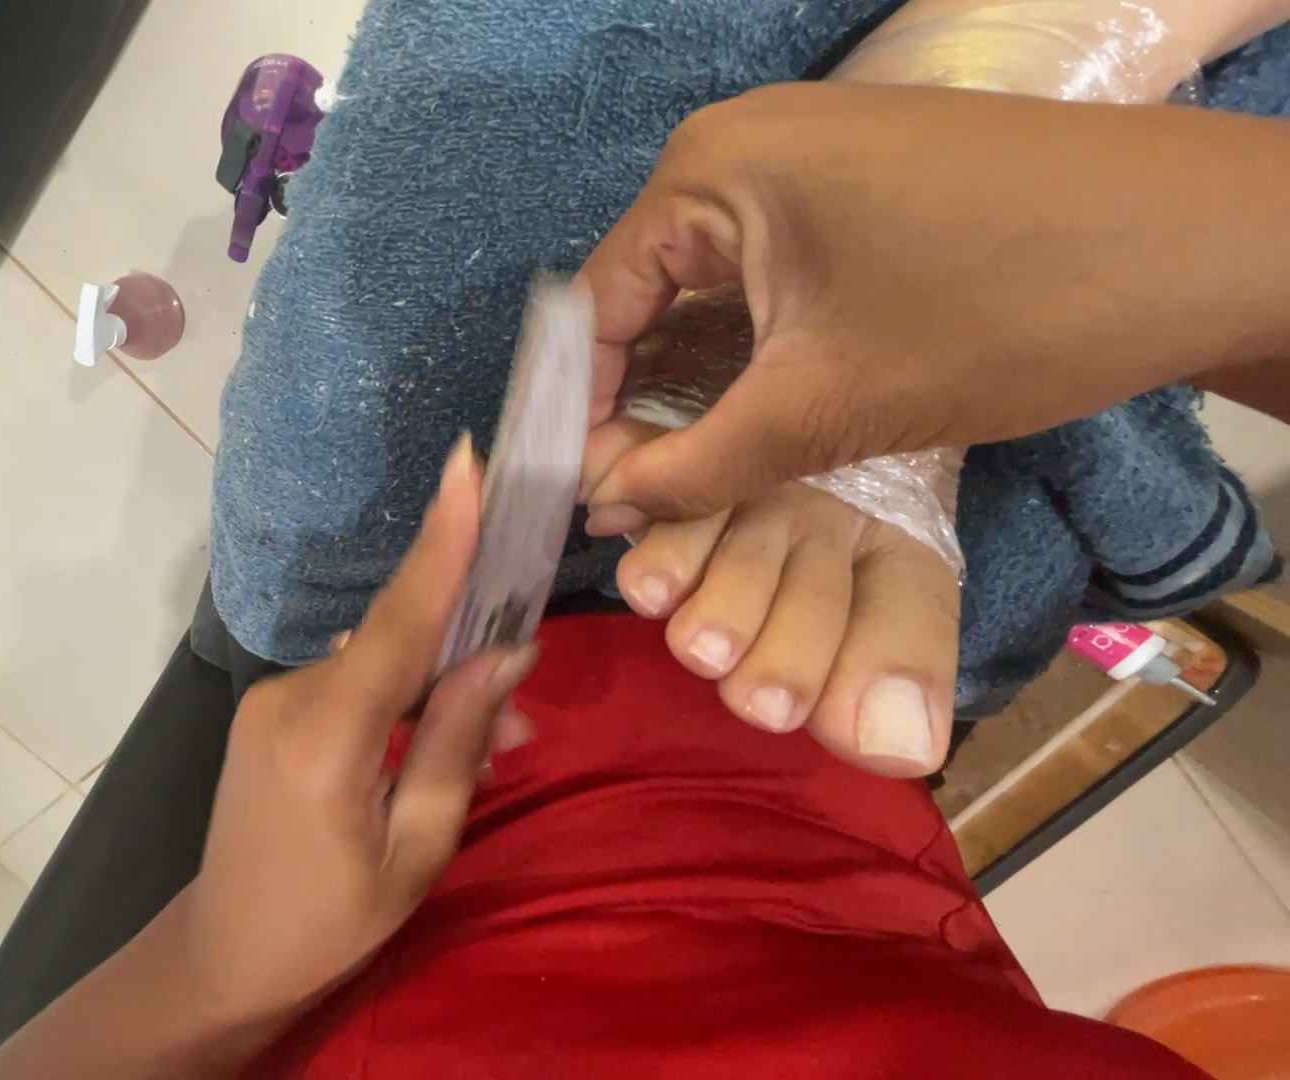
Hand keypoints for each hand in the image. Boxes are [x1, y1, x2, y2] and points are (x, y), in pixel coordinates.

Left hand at [180, 434, 536, 1024]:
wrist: (225, 953)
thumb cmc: (329, 921)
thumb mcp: (416, 848)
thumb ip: (456, 741)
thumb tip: (505, 656)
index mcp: (324, 738)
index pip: (398, 622)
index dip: (440, 542)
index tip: (466, 468)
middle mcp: (288, 696)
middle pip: (393, 637)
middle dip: (461, 642)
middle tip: (519, 679)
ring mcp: (270, 696)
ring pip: (375, 660)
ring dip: (433, 681)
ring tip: (490, 731)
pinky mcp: (268, 706)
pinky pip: (350, 680)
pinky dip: (397, 695)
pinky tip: (430, 732)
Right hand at [578, 81, 1289, 520]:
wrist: (1235, 244)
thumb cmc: (1010, 311)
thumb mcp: (822, 409)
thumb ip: (687, 470)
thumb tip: (596, 513)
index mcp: (707, 173)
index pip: (594, 310)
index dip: (578, 410)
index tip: (582, 490)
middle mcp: (729, 148)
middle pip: (637, 301)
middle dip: (629, 401)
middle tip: (630, 489)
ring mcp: (787, 158)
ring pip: (691, 294)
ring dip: (680, 383)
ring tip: (675, 463)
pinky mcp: (835, 183)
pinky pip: (743, 277)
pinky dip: (731, 349)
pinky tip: (734, 408)